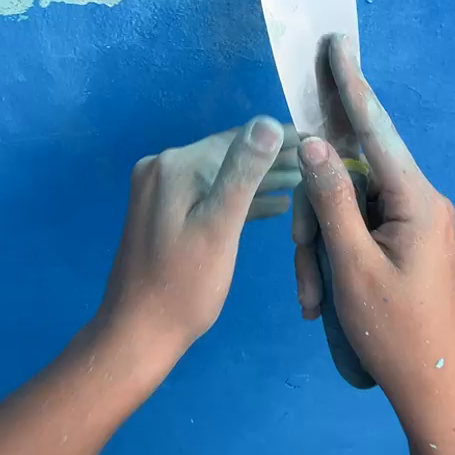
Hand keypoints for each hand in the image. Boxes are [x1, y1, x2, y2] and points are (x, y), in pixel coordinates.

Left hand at [94, 115, 299, 364]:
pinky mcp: (165, 210)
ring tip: (304, 181)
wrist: (138, 333)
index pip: (236, 139)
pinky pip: (209, 194)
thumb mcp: (220, 226)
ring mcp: (161, 189)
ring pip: (221, 175)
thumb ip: (243, 172)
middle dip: (272, 159)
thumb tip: (266, 121)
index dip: (278, 138)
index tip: (315, 139)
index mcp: (175, 165)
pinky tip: (275, 204)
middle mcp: (163, 167)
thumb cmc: (185, 285)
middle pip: (229, 155)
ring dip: (260, 180)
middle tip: (317, 162)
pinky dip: (239, 199)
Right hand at [294, 36, 454, 454]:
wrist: (438, 396)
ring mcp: (413, 222)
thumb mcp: (353, 266)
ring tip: (313, 300)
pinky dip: (335, 255)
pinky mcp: (405, 241)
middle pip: (349, 179)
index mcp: (417, 200)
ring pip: (347, 207)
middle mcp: (419, 201)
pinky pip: (358, 228)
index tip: (336, 43)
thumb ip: (331, 198)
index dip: (351, 83)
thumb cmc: (397, 333)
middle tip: (304, 277)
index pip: (376, 127)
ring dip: (321, 247)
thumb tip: (312, 141)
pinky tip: (322, 298)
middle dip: (316, 219)